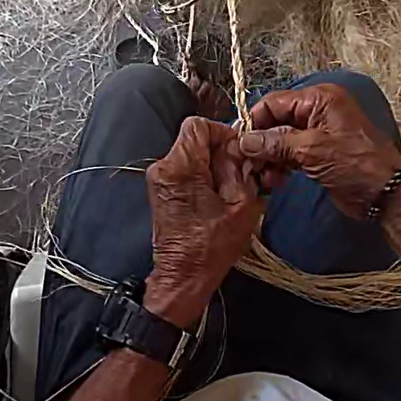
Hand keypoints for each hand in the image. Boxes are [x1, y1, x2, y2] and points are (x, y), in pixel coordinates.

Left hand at [145, 116, 264, 326]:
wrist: (183, 276)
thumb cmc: (211, 247)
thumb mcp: (241, 204)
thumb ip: (241, 168)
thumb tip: (239, 147)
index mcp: (180, 167)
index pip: (198, 124)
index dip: (222, 133)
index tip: (238, 151)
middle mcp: (163, 168)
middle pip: (195, 139)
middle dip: (220, 153)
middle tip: (240, 174)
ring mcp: (158, 179)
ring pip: (191, 154)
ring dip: (213, 166)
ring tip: (230, 191)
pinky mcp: (160, 190)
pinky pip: (184, 169)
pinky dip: (202, 176)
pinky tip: (216, 198)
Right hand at [235, 84, 400, 218]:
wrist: (387, 195)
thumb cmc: (355, 164)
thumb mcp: (311, 150)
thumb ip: (274, 143)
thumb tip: (243, 141)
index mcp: (318, 98)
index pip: (272, 103)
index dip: (254, 122)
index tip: (239, 145)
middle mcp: (316, 111)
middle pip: (274, 122)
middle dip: (260, 144)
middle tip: (250, 166)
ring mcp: (317, 133)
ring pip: (279, 140)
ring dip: (268, 159)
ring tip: (264, 178)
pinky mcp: (318, 153)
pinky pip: (289, 154)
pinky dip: (280, 166)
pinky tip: (274, 181)